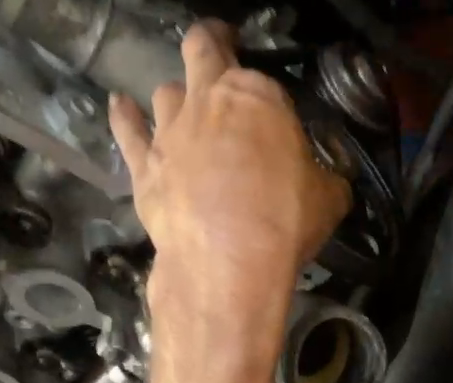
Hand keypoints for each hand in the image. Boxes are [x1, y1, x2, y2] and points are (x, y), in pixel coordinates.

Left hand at [110, 23, 350, 323]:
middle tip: (221, 56)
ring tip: (187, 111)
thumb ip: (327, 178)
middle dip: (211, 48)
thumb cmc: (285, 222)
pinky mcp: (144, 164)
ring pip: (166, 92)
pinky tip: (122, 106)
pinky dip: (125, 115)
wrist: (228, 263)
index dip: (268, 95)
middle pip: (201, 52)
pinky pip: (127, 129)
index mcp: (258, 97)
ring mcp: (169, 130)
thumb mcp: (329, 200)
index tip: (273, 109)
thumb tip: (330, 180)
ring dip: (178, 97)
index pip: (264, 80)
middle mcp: (208, 100)